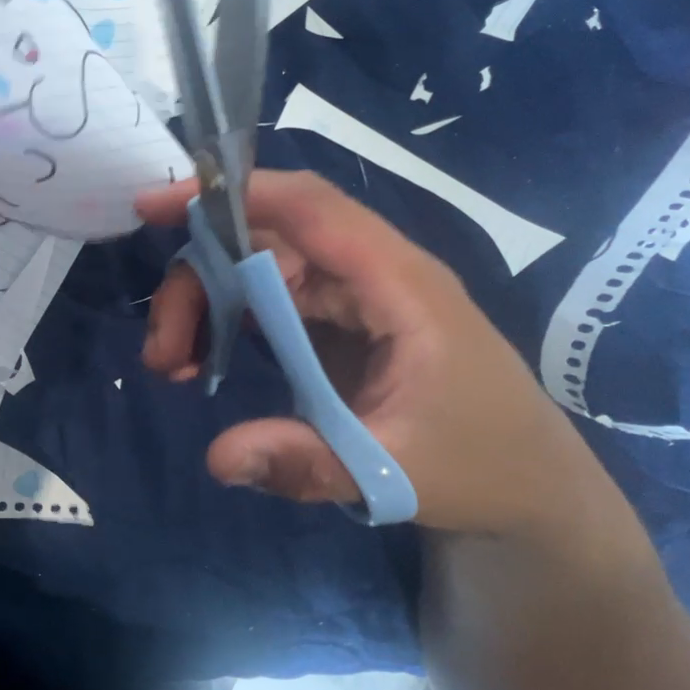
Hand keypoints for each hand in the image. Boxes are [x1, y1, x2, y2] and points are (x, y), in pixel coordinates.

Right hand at [135, 170, 604, 535]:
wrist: (535, 494)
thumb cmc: (483, 470)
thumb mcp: (396, 475)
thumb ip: (307, 463)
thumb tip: (217, 458)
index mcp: (400, 287)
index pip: (311, 209)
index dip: (235, 195)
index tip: (155, 206)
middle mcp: (370, 277)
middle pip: (262, 242)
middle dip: (197, 282)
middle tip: (159, 352)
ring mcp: (350, 297)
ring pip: (253, 269)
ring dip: (200, 305)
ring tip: (171, 367)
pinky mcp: (334, 321)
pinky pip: (261, 299)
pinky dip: (217, 322)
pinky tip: (196, 365)